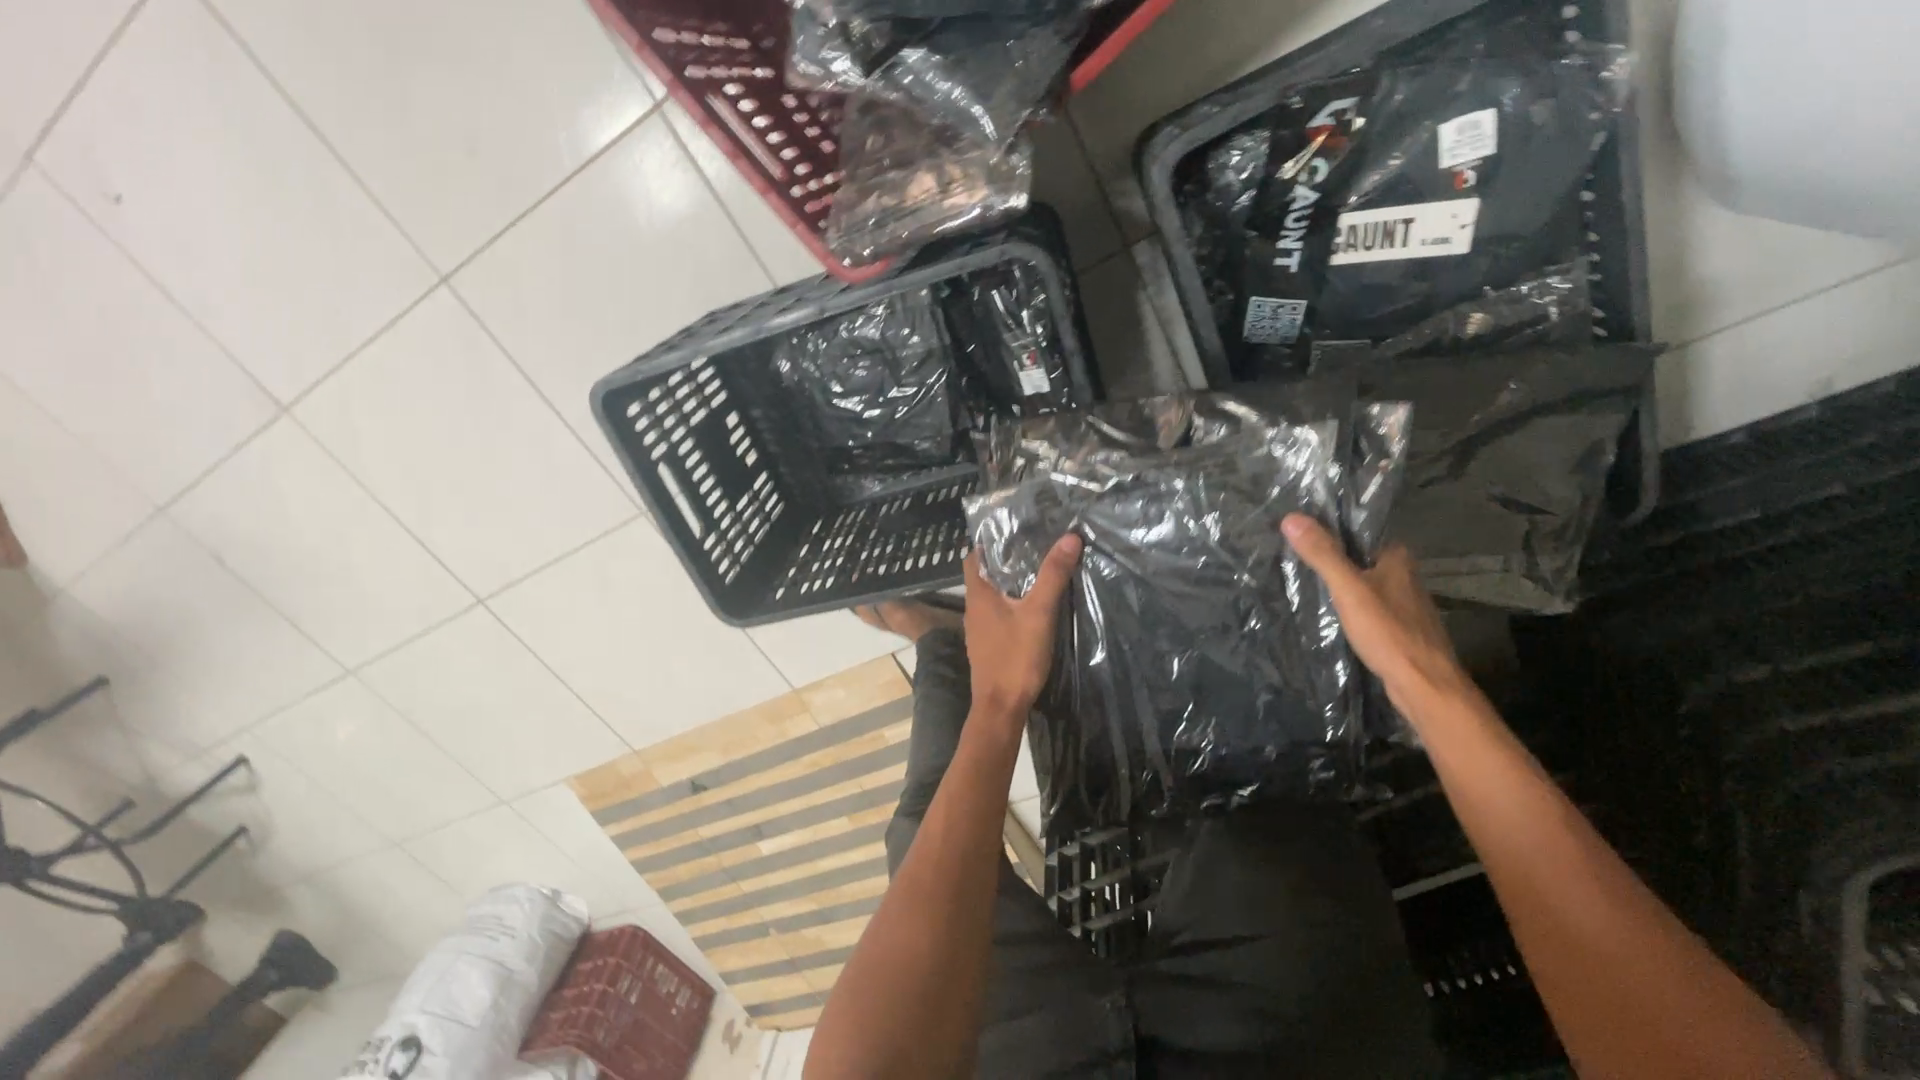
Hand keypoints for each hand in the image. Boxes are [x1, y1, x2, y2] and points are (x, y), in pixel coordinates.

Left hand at [963, 534, 1081, 719]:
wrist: (1001, 707)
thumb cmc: (1016, 658)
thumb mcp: (1039, 613)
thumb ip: (1053, 576)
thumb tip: (1070, 537)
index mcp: (978, 595)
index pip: (973, 556)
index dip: (989, 541)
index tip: (1013, 530)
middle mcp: (973, 609)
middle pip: (984, 575)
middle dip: (1005, 560)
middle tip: (1034, 546)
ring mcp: (979, 630)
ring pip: (992, 596)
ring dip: (1010, 584)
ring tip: (1037, 571)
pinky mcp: (988, 646)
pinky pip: (997, 615)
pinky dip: (1011, 605)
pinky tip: (1031, 607)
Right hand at [1281, 514, 1475, 718]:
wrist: (1423, 684)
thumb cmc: (1388, 631)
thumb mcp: (1348, 589)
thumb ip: (1322, 554)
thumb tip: (1291, 517)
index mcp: (1397, 558)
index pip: (1360, 532)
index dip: (1331, 531)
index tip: (1301, 534)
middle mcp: (1406, 575)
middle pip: (1363, 558)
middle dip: (1335, 560)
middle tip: (1297, 560)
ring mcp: (1407, 604)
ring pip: (1368, 585)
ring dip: (1345, 586)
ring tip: (1309, 586)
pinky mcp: (1404, 628)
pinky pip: (1373, 608)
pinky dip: (1355, 608)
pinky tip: (1336, 617)